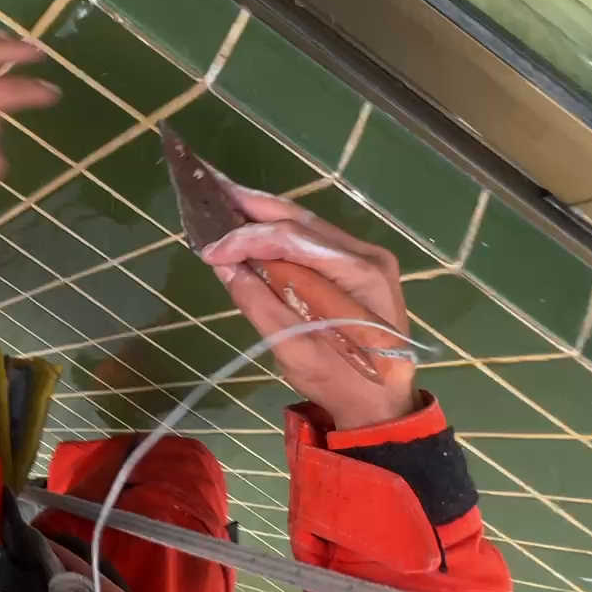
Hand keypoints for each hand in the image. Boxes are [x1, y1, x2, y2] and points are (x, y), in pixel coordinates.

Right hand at [200, 180, 417, 429]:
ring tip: (221, 197)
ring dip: (259, 211)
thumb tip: (224, 266)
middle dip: (249, 203)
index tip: (208, 251)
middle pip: (297, 218)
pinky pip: (307, 236)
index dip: (244, 239)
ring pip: (301, 221)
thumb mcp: (294, 351)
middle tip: (208, 187)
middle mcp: (364, 254)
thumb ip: (259, 303)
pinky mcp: (352, 264)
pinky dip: (273, 228)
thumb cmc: (340, 382)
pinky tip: (248, 223)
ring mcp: (361, 256)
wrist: (383, 404)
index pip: (290, 238)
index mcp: (357, 274)